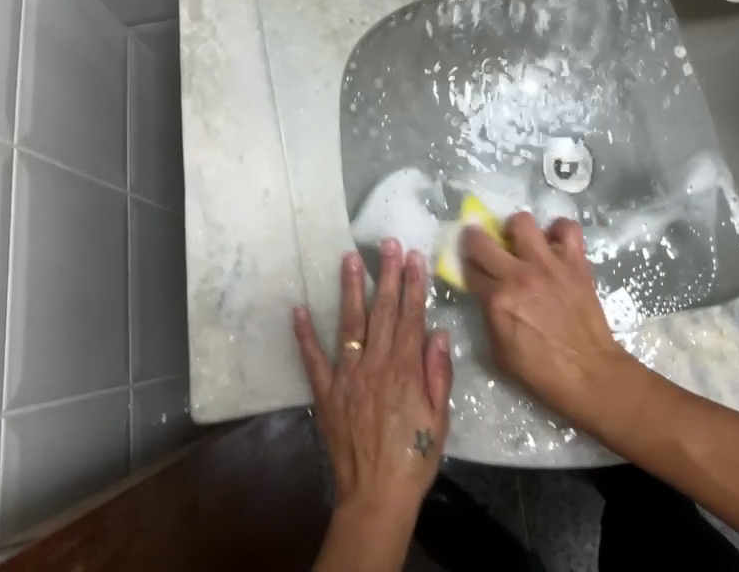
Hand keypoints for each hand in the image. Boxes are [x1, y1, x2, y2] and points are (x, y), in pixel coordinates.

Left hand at [293, 239, 453, 525]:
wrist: (377, 495)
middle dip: (387, 274)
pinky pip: (313, 359)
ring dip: (351, 289)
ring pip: (350, 324)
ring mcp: (348, 376)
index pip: (411, 316)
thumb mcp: (440, 416)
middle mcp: (375, 364)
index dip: (413, 284)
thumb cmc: (415, 456)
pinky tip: (298, 309)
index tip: (414, 256)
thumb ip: (438, 372)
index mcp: (405, 369)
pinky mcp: (326, 392)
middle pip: (382, 311)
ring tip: (350, 258)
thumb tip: (439, 332)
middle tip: (387, 244)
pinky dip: (305, 334)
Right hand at [461, 213, 635, 423]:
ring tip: (521, 242)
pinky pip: (568, 229)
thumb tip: (486, 297)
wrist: (588, 373)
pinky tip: (555, 243)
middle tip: (482, 245)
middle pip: (481, 239)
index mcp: (497, 299)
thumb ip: (488, 317)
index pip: (469, 269)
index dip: (465, 266)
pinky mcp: (576, 263)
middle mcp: (519, 275)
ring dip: (516, 229)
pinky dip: (560, 230)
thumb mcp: (498, 352)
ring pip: (522, 222)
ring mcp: (549, 265)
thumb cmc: (540, 371)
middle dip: (474, 239)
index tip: (468, 266)